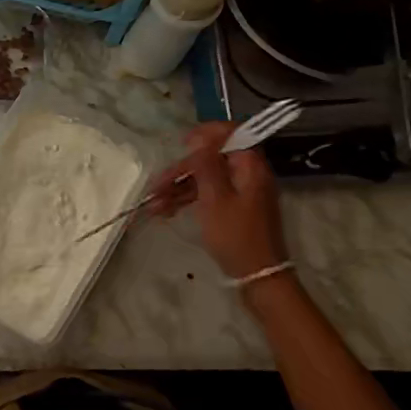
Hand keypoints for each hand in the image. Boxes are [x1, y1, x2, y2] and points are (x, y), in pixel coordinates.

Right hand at [148, 122, 288, 280]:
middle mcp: (246, 174)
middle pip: (210, 159)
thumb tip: (199, 138)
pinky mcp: (231, 207)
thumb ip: (206, 165)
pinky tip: (165, 211)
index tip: (182, 144)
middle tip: (155, 186)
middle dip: (180, 170)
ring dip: (177, 188)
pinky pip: (206, 194)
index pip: (232, 134)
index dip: (206, 134)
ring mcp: (239, 191)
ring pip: (203, 178)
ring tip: (153, 205)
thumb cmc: (236, 235)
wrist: (257, 275)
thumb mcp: (215, 198)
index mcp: (249, 167)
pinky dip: (186, 199)